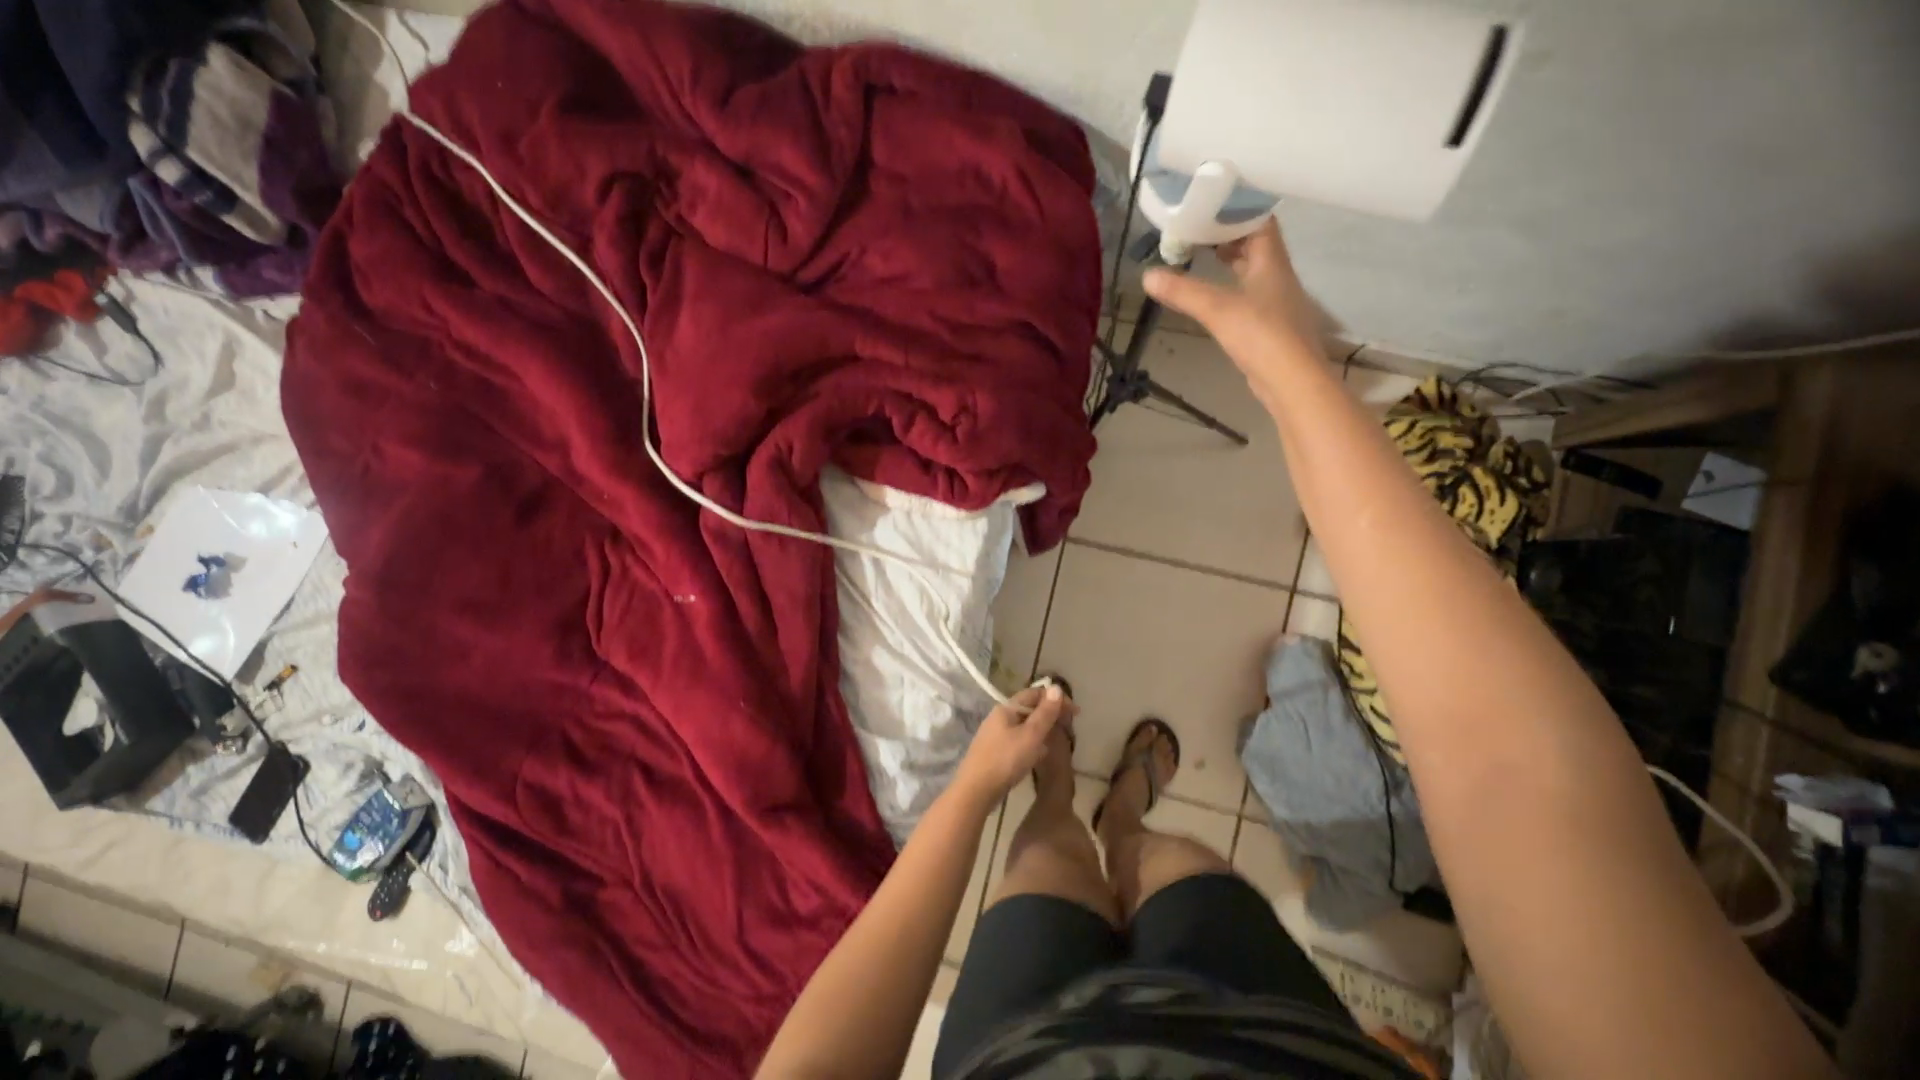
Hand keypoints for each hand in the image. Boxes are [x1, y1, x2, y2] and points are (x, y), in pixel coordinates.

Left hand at [952, 684, 1073, 807]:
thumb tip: (1056, 687)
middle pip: (1029, 709)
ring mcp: (995, 735)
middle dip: (1050, 715)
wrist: (976, 790)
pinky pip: (1018, 740)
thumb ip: (1045, 713)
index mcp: (1006, 708)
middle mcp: (999, 717)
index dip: (1056, 699)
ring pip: (1024, 726)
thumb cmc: (1006, 759)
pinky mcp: (995, 751)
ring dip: (1042, 730)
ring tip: (1058, 741)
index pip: (1035, 694)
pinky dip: (1032, 743)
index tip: (1075, 712)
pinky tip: (1039, 755)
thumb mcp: (1031, 735)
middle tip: (1069, 727)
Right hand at [1142, 219, 1326, 410]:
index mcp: (1272, 261)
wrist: (1293, 382)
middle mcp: (1277, 275)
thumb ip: (1183, 291)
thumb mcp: (1217, 309)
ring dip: (1228, 260)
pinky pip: (1247, 295)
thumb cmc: (1261, 335)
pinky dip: (1229, 287)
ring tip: (1198, 254)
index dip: (1236, 207)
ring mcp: (1275, 301)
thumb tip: (1147, 275)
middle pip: (1254, 243)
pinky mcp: (1269, 326)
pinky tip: (1211, 295)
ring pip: (1250, 270)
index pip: (1259, 219)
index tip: (1208, 202)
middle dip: (1226, 233)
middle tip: (1195, 227)